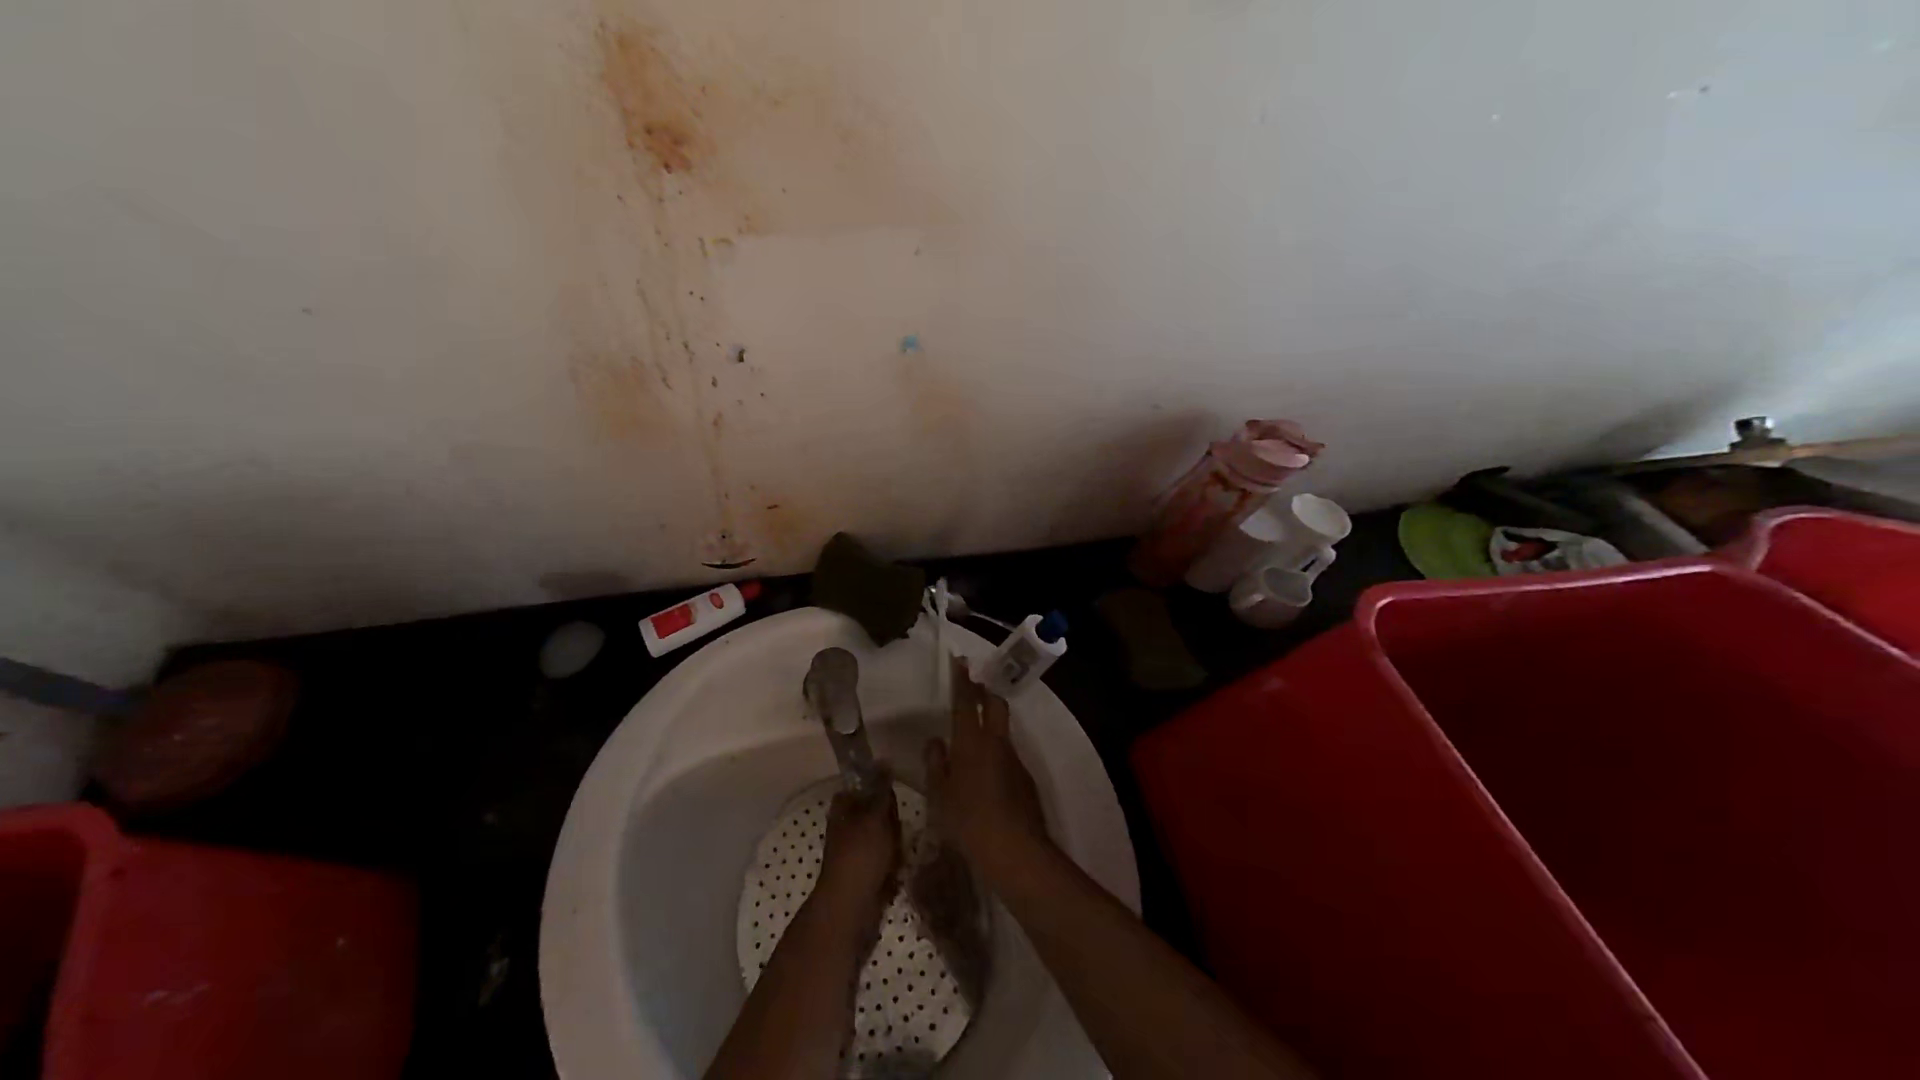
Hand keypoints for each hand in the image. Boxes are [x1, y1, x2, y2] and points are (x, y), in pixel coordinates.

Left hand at [816, 779, 900, 920]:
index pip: (864, 786)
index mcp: (843, 808)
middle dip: (891, 820)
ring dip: (895, 843)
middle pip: (877, 811)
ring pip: (884, 836)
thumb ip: (881, 789)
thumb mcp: (875, 816)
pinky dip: (892, 863)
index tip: (894, 798)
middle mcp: (846, 825)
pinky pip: (885, 858)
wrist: (851, 906)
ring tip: (899, 852)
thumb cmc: (861, 854)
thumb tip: (884, 760)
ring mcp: (855, 849)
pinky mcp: (864, 871)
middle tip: (897, 830)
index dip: (881, 790)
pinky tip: (897, 869)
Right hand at [925, 659, 1050, 882]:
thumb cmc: (967, 820)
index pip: (966, 702)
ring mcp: (1015, 760)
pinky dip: (997, 755)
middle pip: (995, 705)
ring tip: (975, 737)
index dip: (962, 681)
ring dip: (992, 724)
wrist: (1014, 850)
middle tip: (974, 687)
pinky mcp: (1026, 779)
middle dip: (986, 692)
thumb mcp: (940, 794)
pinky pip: (1009, 757)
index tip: (961, 662)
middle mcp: (997, 743)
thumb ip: (936, 763)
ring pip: (1003, 731)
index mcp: (971, 742)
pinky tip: (987, 777)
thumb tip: (935, 741)